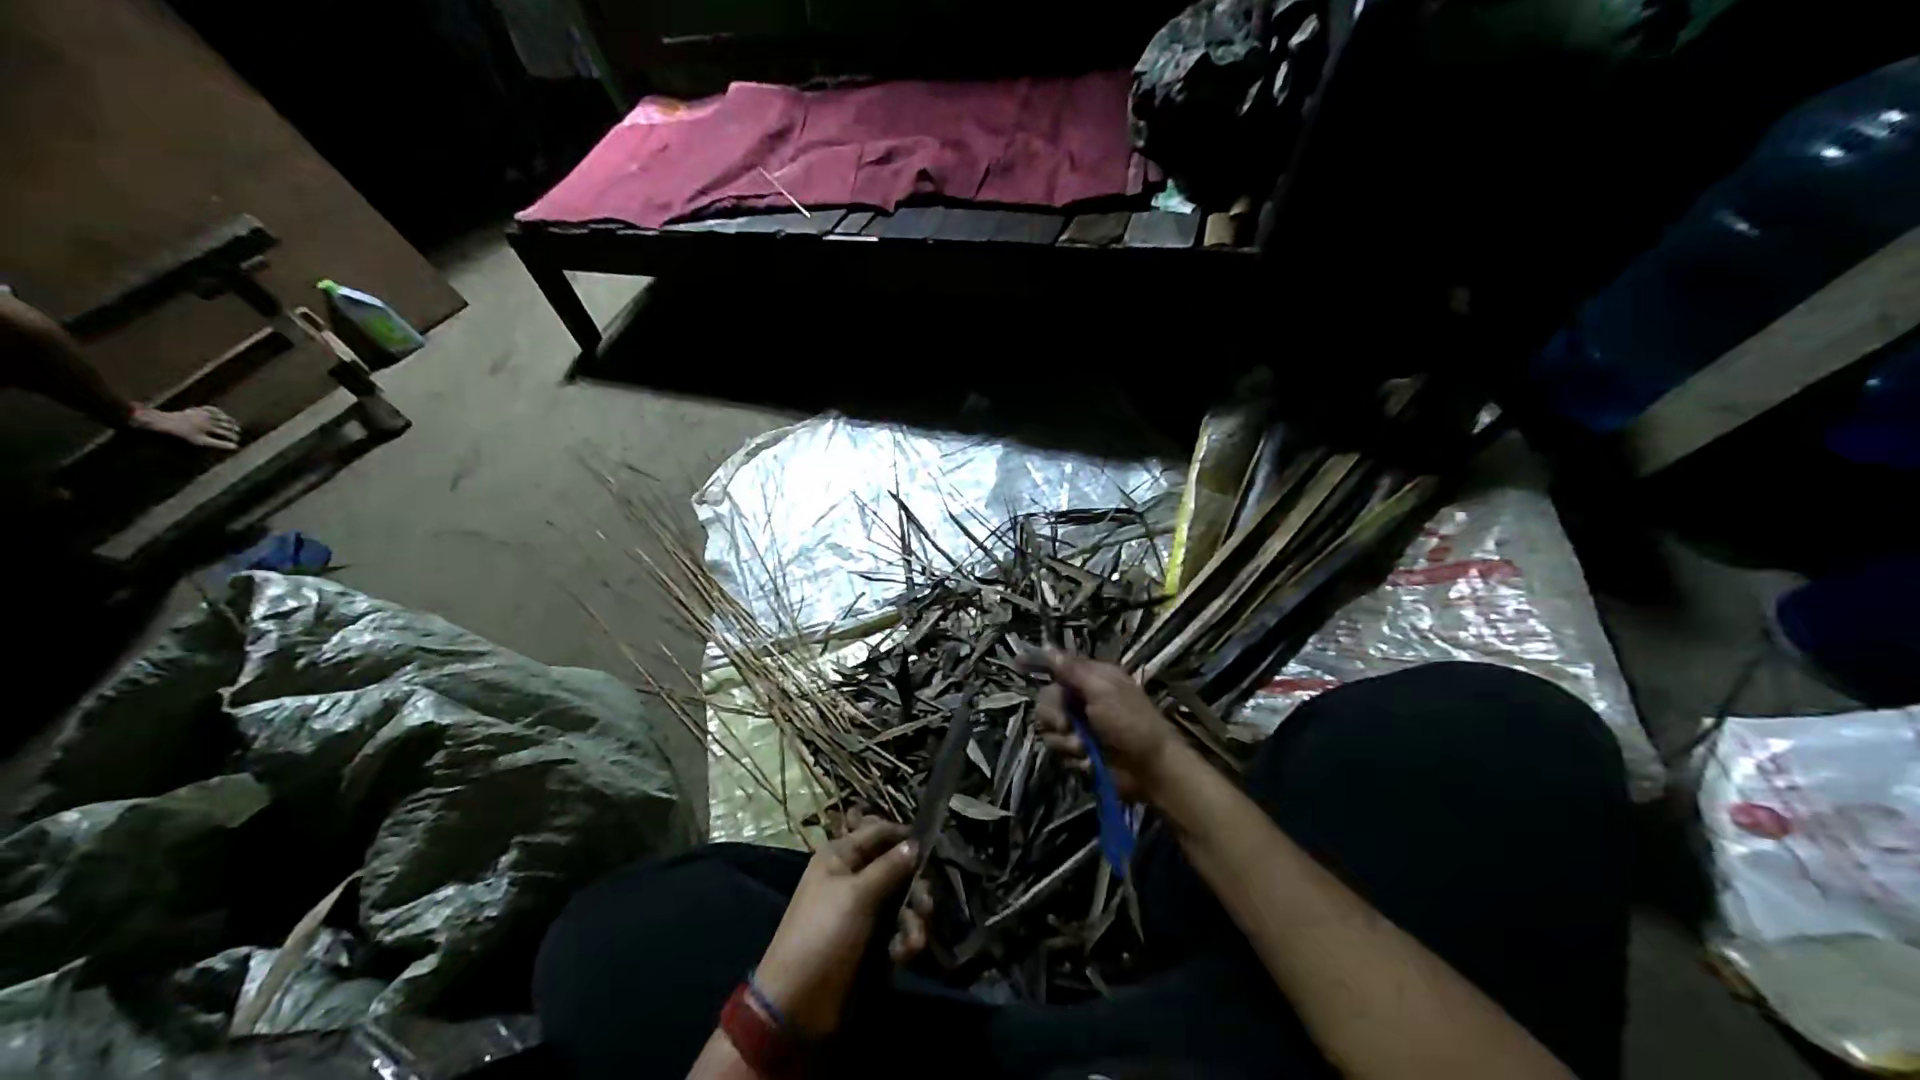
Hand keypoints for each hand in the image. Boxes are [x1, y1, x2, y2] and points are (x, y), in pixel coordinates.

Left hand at [130, 404, 240, 449]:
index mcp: (212, 426)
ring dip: (228, 419)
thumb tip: (236, 447)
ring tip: (234, 422)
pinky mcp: (195, 410)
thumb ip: (218, 443)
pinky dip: (217, 410)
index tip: (238, 440)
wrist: (160, 421)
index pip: (227, 432)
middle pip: (225, 423)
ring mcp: (202, 413)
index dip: (234, 436)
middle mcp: (209, 418)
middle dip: (233, 428)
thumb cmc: (179, 433)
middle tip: (239, 431)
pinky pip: (210, 408)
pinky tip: (221, 412)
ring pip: (220, 415)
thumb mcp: (199, 441)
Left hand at [753, 819, 917, 1036]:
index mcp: (841, 856)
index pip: (880, 832)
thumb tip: (916, 842)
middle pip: (898, 868)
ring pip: (903, 900)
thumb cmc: (824, 935)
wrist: (798, 1004)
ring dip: (914, 919)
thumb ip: (889, 866)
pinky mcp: (872, 940)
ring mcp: (863, 910)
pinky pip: (898, 929)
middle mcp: (853, 877)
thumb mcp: (857, 895)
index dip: (906, 837)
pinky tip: (902, 955)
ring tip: (914, 941)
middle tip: (925, 906)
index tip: (934, 848)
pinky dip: (905, 940)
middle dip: (916, 888)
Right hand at [1032, 651, 1180, 802]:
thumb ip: (1073, 671)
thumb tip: (1048, 648)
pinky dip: (1072, 756)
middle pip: (1046, 699)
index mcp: (1091, 678)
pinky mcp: (1077, 751)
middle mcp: (1081, 699)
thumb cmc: (1132, 722)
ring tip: (1084, 748)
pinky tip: (1088, 761)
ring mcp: (1079, 726)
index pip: (1057, 666)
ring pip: (1048, 727)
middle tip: (1067, 725)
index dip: (1037, 663)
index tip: (1017, 664)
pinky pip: (1057, 749)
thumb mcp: (1102, 690)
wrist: (1150, 768)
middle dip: (1053, 714)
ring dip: (1065, 740)